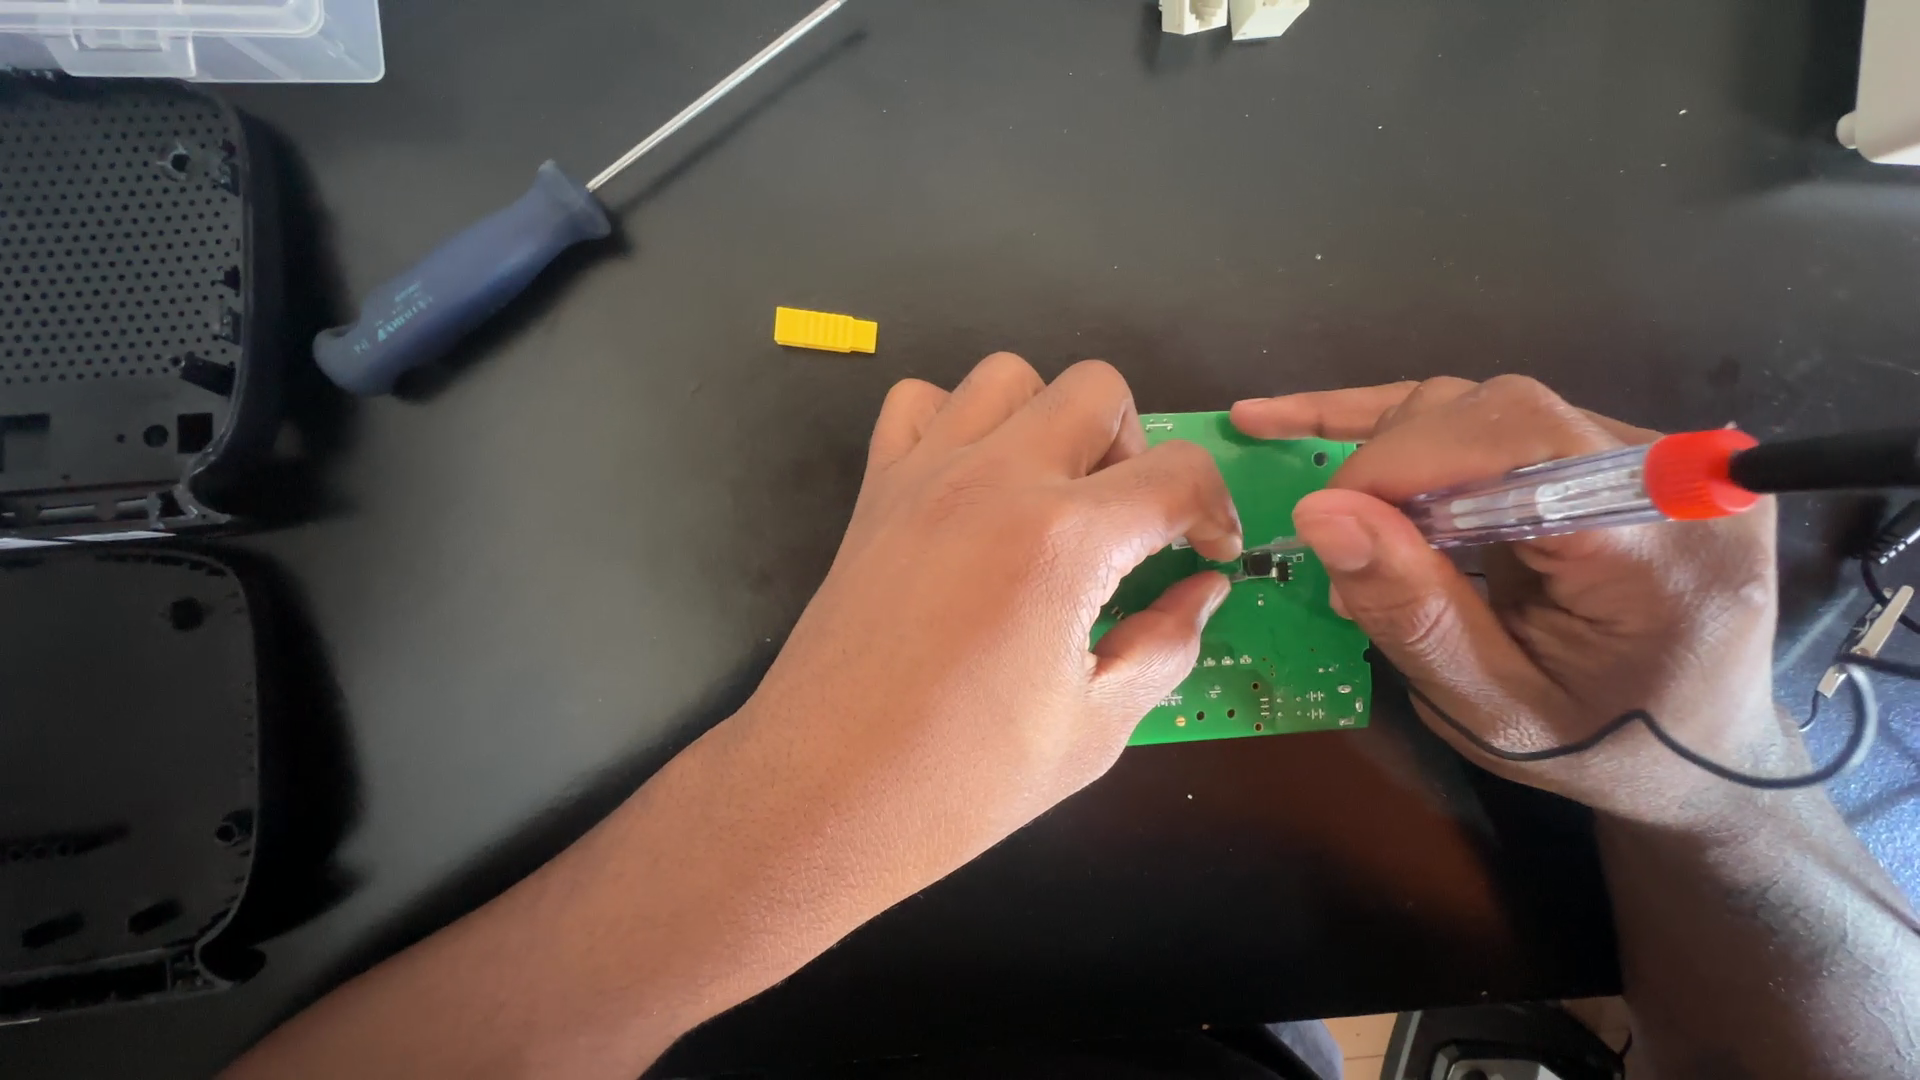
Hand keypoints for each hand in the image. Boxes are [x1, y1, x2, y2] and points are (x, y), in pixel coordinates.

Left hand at [725, 353, 1239, 911]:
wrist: (828, 789)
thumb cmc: (966, 778)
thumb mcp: (1096, 728)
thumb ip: (1165, 643)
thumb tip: (1201, 591)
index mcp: (1066, 539)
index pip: (1179, 472)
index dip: (1214, 508)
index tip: (1207, 551)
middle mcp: (996, 478)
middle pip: (1097, 389)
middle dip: (1137, 447)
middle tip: (1128, 521)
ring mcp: (925, 474)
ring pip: (1007, 376)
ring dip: (1049, 419)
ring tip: (1051, 494)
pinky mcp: (875, 490)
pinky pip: (917, 404)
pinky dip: (956, 422)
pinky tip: (969, 486)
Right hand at [1232, 376, 1782, 828]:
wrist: (1688, 754)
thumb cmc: (1591, 746)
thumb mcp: (1485, 705)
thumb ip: (1411, 610)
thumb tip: (1319, 512)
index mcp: (1659, 547)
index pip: (1517, 440)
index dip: (1403, 460)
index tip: (1327, 520)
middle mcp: (1667, 477)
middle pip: (1493, 413)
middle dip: (1389, 466)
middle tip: (1340, 544)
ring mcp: (1640, 457)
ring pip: (1476, 406)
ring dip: (1389, 457)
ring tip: (1356, 532)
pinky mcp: (1601, 455)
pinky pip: (1485, 420)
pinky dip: (1397, 428)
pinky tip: (1311, 419)